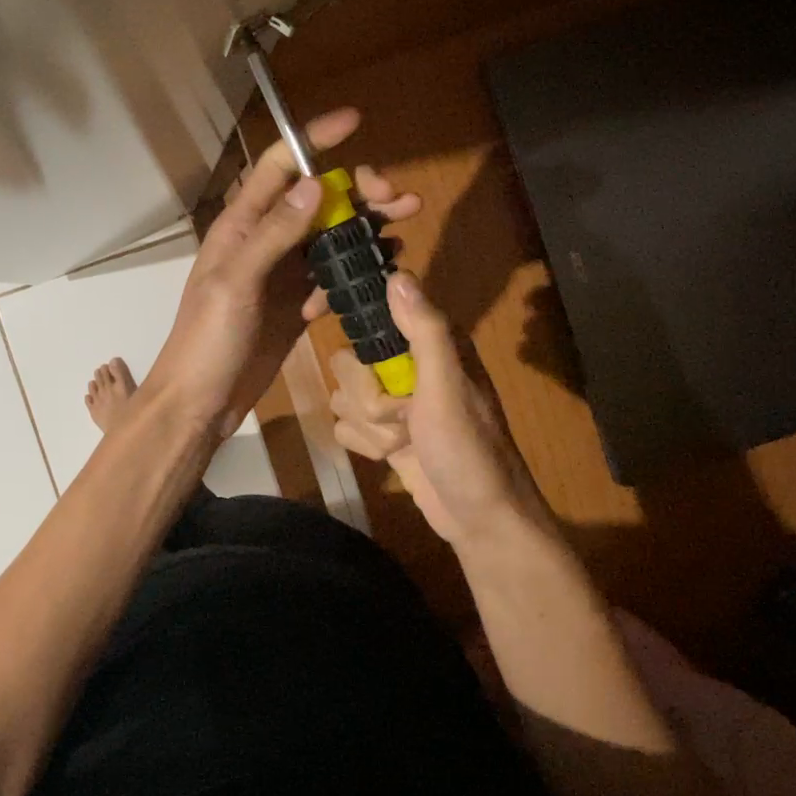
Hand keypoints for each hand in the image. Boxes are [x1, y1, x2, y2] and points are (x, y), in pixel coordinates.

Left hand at [143, 107, 419, 436]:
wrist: (203, 401)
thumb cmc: (208, 339)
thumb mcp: (237, 282)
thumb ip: (274, 233)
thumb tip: (314, 184)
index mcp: (240, 226)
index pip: (278, 167)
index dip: (313, 140)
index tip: (355, 121)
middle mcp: (263, 242)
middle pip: (315, 199)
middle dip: (357, 191)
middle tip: (396, 199)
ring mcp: (281, 274)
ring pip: (329, 237)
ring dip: (364, 229)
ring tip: (404, 225)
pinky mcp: (296, 304)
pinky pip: (331, 276)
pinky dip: (353, 271)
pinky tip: (375, 276)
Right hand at [329, 271, 541, 550]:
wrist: (479, 520)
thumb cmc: (470, 450)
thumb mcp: (448, 387)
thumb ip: (424, 331)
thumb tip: (397, 275)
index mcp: (431, 346)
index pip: (374, 312)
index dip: (349, 317)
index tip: (315, 315)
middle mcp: (410, 368)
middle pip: (347, 362)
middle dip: (367, 397)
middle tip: (404, 414)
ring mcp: (394, 403)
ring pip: (343, 398)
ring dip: (370, 427)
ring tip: (406, 441)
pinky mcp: (383, 435)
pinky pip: (345, 428)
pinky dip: (366, 446)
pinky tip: (394, 457)